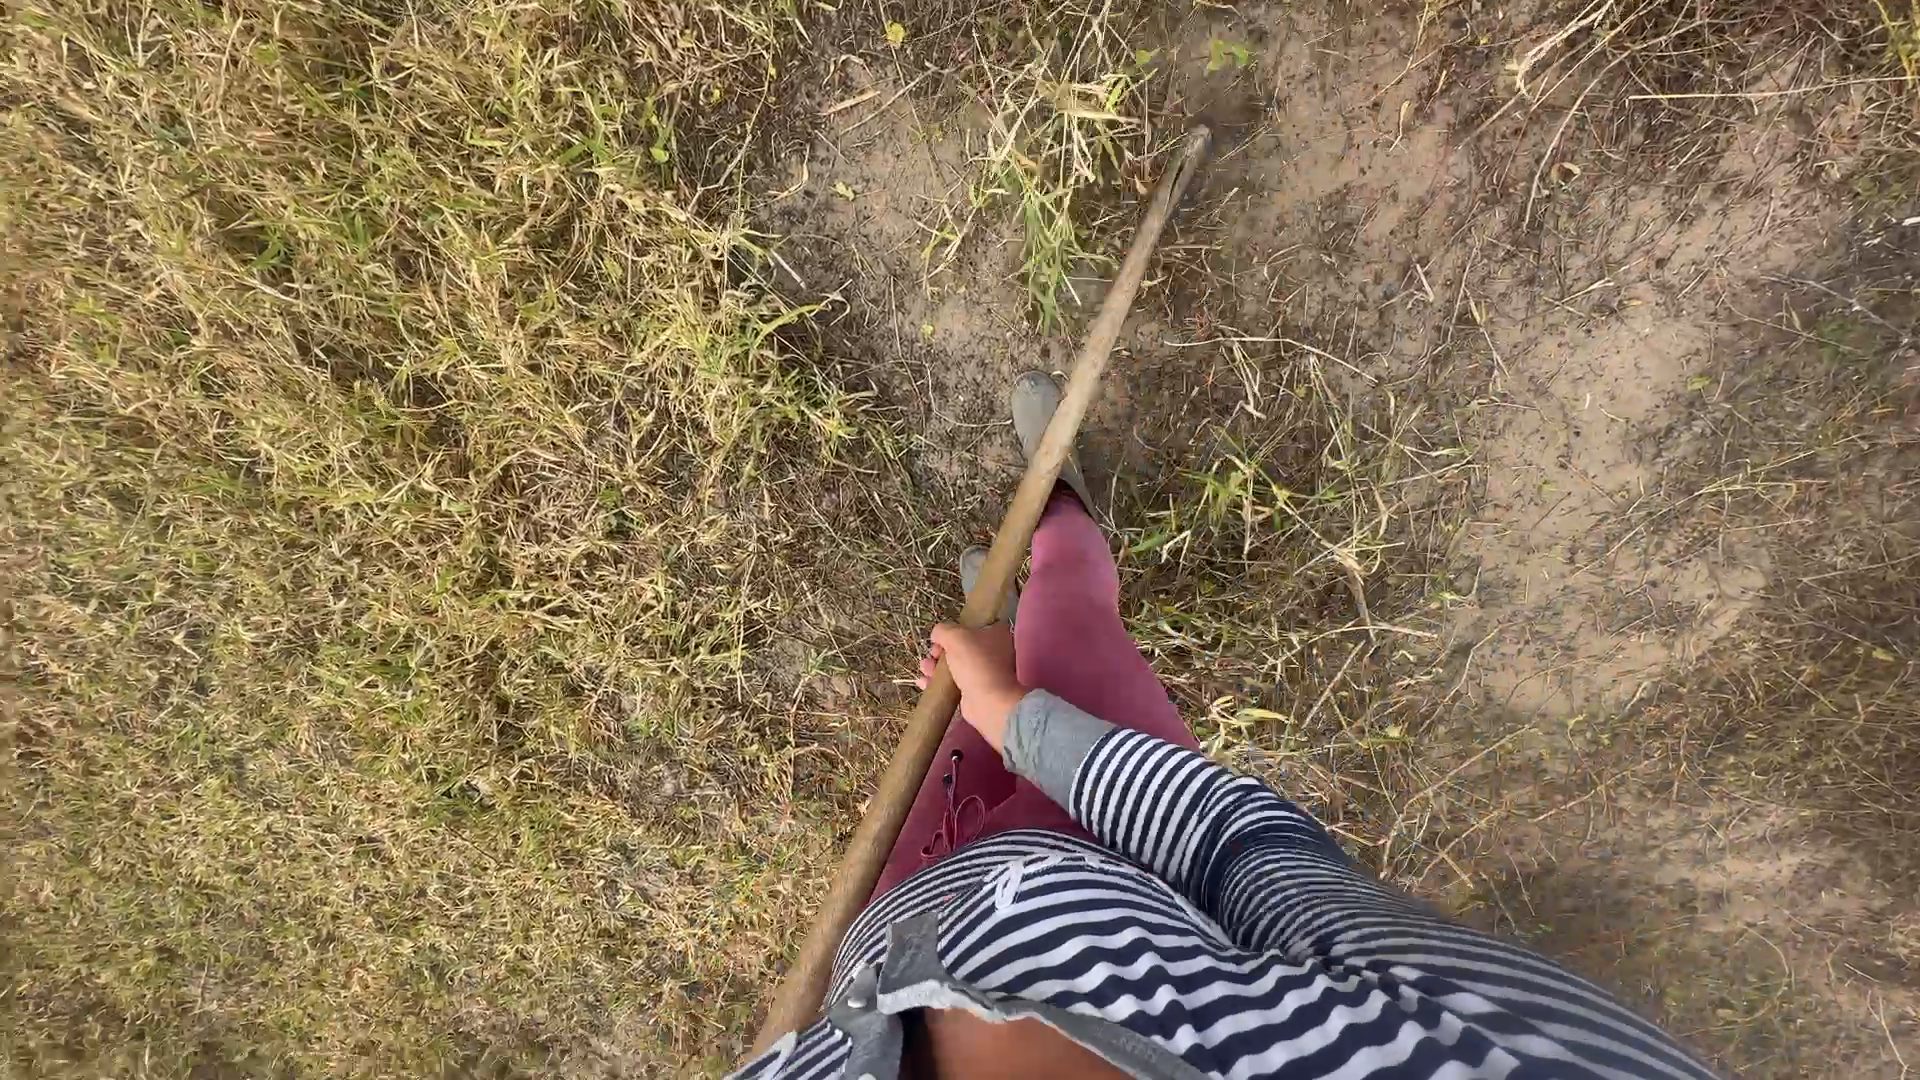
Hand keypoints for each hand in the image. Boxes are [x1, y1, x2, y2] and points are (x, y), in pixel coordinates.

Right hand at [916, 621, 1027, 751]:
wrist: (987, 702)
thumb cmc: (975, 663)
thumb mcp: (956, 637)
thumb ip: (943, 630)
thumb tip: (937, 634)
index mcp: (995, 634)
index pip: (971, 626)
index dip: (953, 630)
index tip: (940, 637)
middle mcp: (992, 652)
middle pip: (959, 647)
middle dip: (940, 651)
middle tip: (933, 654)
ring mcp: (983, 673)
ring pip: (954, 666)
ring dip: (935, 667)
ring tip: (925, 669)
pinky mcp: (973, 691)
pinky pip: (951, 684)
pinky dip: (937, 683)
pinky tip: (924, 682)